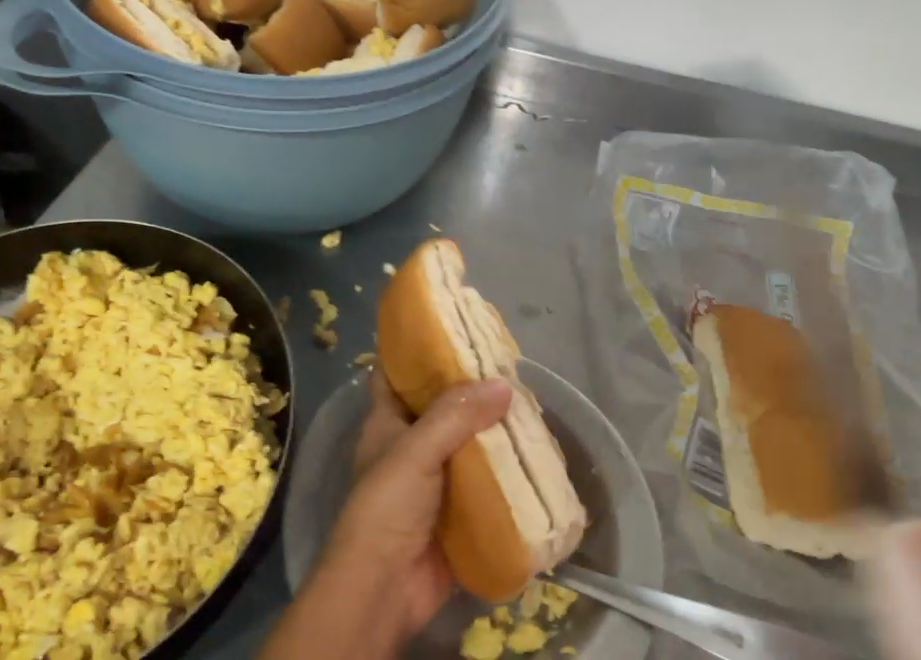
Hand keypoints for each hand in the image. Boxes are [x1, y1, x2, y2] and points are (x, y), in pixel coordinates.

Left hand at [319, 373, 512, 642]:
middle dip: (473, 395)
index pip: (397, 375)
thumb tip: (503, 384)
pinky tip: (535, 462)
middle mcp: (409, 447)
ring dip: (494, 436)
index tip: (455, 332)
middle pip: (442, 411)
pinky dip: (505, 477)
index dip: (419, 353)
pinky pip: (484, 488)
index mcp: (387, 423)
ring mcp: (433, 483)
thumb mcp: (415, 450)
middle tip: (512, 375)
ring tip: (533, 413)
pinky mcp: (455, 514)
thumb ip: (455, 415)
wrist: (384, 588)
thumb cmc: (387, 507)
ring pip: (467, 448)